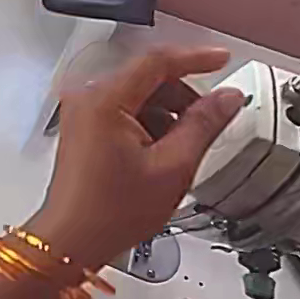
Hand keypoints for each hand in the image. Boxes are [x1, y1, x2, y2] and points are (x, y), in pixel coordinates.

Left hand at [24, 45, 245, 266]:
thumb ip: (203, 124)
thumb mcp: (172, 166)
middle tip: (208, 120)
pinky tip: (159, 154)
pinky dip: (147, 124)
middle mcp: (87, 99)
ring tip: (179, 150)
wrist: (73, 240)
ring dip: (165, 114)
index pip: (156, 61)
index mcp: (104, 100)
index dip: (195, 58)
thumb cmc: (111, 212)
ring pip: (137, 95)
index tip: (222, 59)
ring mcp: (82, 113)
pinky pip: (122, 111)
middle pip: (147, 78)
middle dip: (181, 97)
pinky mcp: (82, 128)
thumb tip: (227, 97)